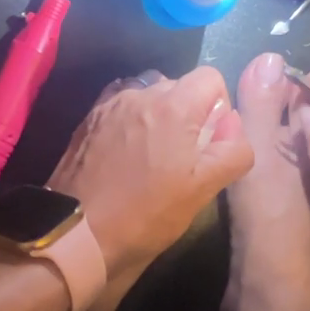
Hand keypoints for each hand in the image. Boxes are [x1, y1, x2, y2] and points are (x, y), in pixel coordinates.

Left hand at [48, 66, 253, 284]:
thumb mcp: (203, 190)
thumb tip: (232, 124)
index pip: (210, 77)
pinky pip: (121, 106)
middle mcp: (140, 93)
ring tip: (151, 156)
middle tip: (181, 156)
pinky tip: (125, 154)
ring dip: (157, 116)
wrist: (77, 233)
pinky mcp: (88, 119)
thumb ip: (232, 150)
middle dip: (188, 112)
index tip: (209, 140)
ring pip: (148, 94)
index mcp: (173, 105)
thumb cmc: (146, 214)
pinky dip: (131, 121)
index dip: (218, 106)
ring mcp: (110, 104)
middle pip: (178, 84)